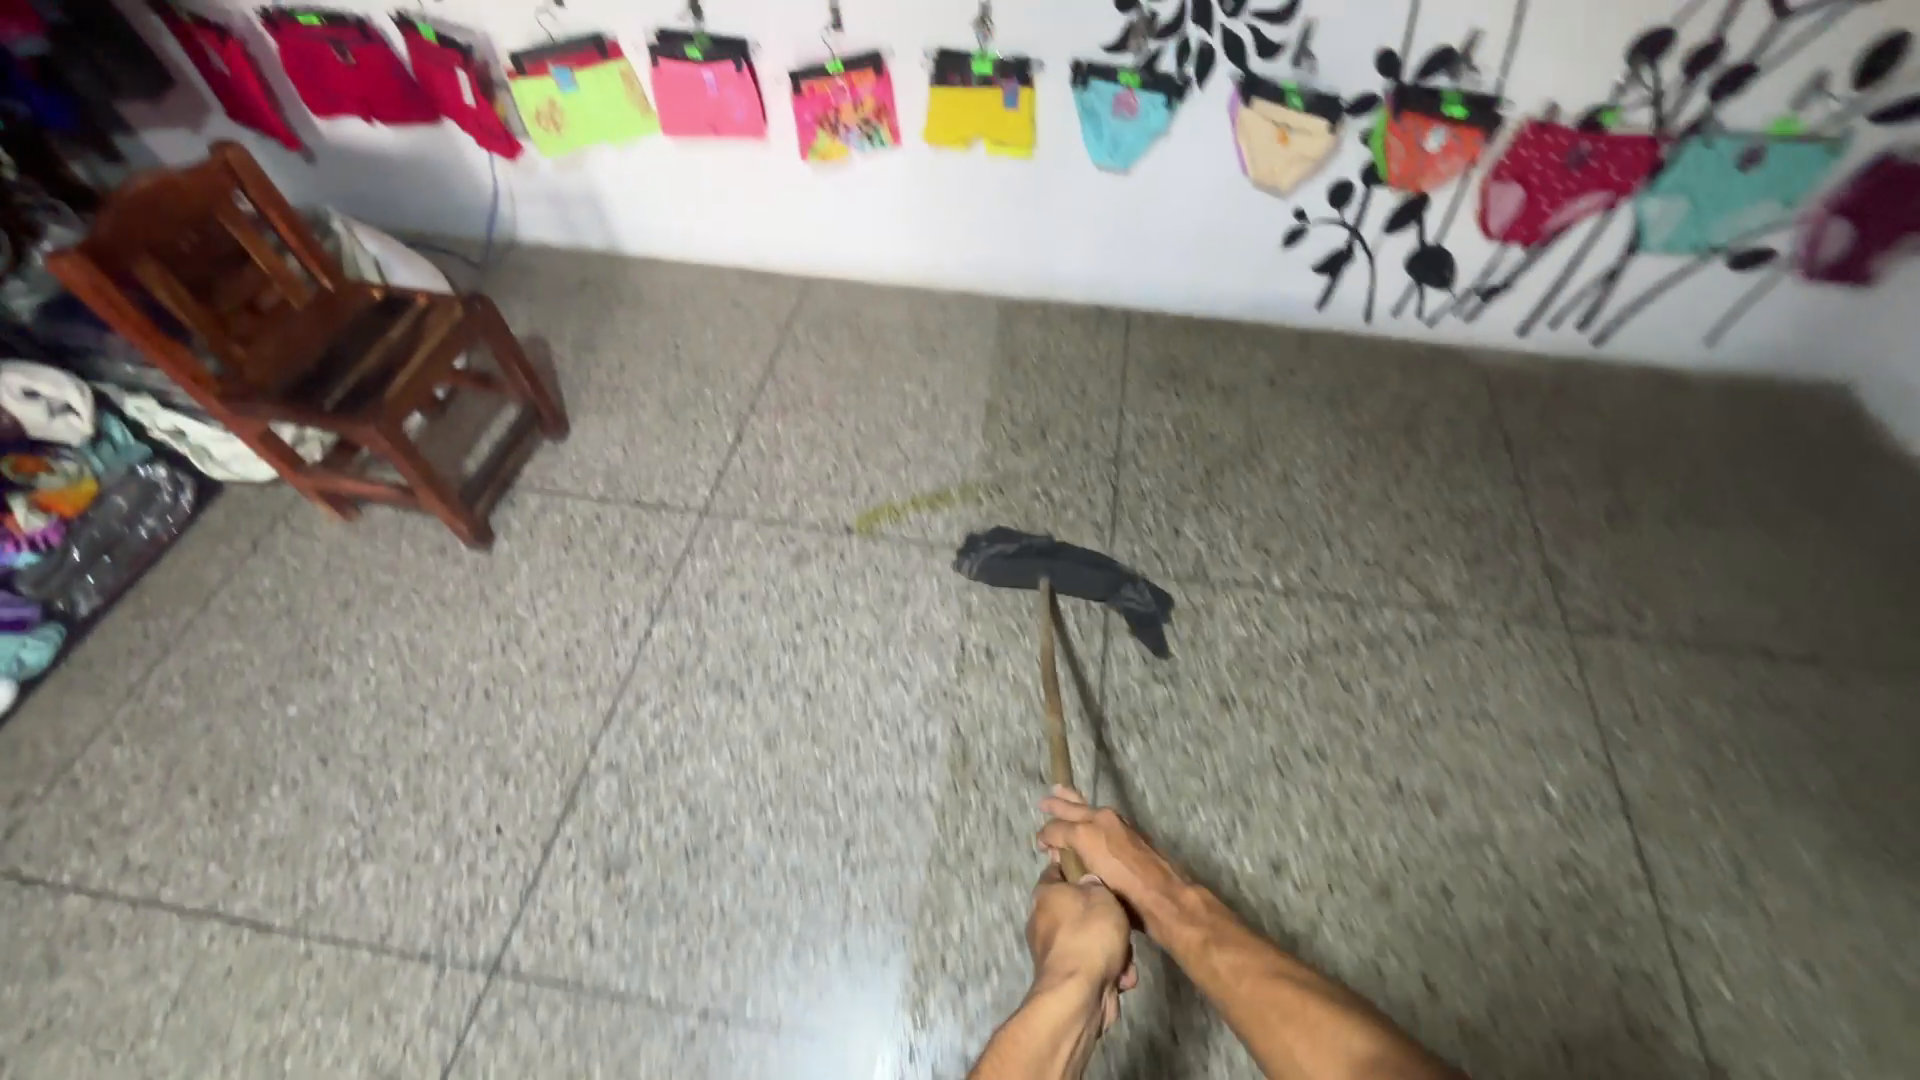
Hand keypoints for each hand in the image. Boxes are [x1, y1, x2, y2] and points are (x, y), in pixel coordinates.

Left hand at [1026, 862, 1137, 1032]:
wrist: (1079, 993)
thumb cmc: (1089, 933)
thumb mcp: (1102, 896)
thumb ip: (1096, 885)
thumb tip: (1088, 884)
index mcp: (1045, 894)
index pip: (1055, 871)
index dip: (1074, 868)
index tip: (1094, 870)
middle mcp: (1043, 922)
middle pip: (1078, 911)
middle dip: (1104, 920)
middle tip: (1120, 923)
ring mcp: (1054, 953)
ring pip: (1090, 942)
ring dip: (1112, 951)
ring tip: (1125, 958)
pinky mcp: (1067, 980)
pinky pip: (1093, 968)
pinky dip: (1109, 973)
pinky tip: (1121, 979)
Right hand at [1036, 786, 1187, 929]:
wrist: (1164, 896)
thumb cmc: (1124, 895)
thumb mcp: (1090, 882)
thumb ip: (1072, 864)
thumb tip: (1062, 856)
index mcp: (1086, 832)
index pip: (1055, 829)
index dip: (1045, 837)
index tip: (1041, 845)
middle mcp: (1099, 819)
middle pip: (1071, 808)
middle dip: (1055, 805)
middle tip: (1043, 802)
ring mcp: (1116, 821)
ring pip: (1087, 806)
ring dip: (1072, 801)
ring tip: (1059, 790)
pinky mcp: (1129, 828)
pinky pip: (1101, 814)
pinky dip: (1089, 811)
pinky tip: (1085, 814)